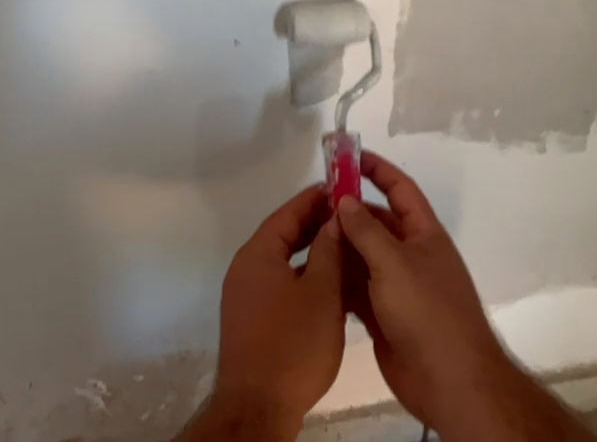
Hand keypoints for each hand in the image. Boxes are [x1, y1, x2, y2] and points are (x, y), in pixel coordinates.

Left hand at [183, 184, 345, 440]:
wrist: (259, 408)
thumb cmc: (293, 345)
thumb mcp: (321, 293)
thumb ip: (329, 251)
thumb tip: (334, 219)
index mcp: (257, 254)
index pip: (287, 214)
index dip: (314, 200)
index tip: (340, 188)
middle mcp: (246, 269)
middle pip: (284, 237)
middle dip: (316, 226)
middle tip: (350, 217)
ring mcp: (247, 297)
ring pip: (285, 264)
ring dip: (314, 255)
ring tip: (349, 250)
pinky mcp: (254, 322)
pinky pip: (282, 286)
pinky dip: (306, 280)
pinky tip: (333, 288)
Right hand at [336, 153, 591, 441]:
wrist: (450, 383)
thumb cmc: (427, 312)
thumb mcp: (394, 263)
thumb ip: (366, 229)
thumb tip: (344, 199)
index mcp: (424, 235)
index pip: (400, 189)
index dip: (376, 169)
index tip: (346, 156)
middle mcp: (411, 255)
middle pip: (376, 223)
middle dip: (347, 212)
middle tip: (310, 204)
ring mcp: (397, 287)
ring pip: (362, 256)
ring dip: (338, 247)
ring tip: (304, 238)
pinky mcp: (384, 314)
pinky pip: (356, 287)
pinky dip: (337, 280)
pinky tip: (312, 274)